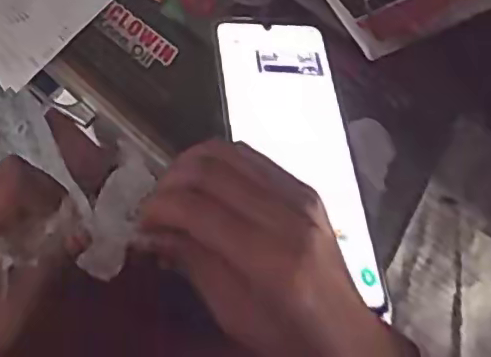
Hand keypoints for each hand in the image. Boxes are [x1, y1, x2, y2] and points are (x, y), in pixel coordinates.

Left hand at [0, 157, 84, 356]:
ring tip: (47, 227)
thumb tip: (84, 230)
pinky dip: (15, 201)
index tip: (72, 215)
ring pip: (1, 176)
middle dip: (42, 189)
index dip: (49, 191)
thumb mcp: (15, 307)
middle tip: (64, 219)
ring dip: (30, 194)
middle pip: (9, 170)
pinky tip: (24, 232)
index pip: (15, 178)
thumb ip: (50, 264)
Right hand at [138, 140, 415, 356]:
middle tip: (152, 202)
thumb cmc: (289, 338)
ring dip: (189, 163)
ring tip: (173, 187)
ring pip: (227, 152)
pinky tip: (203, 179)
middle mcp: (288, 217)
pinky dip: (216, 159)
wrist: (349, 337)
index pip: (200, 209)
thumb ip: (192, 262)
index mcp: (274, 261)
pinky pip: (248, 154)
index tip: (141, 219)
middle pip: (210, 171)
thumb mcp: (233, 314)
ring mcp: (299, 195)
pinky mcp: (302, 185)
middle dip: (170, 181)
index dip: (161, 207)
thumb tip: (149, 230)